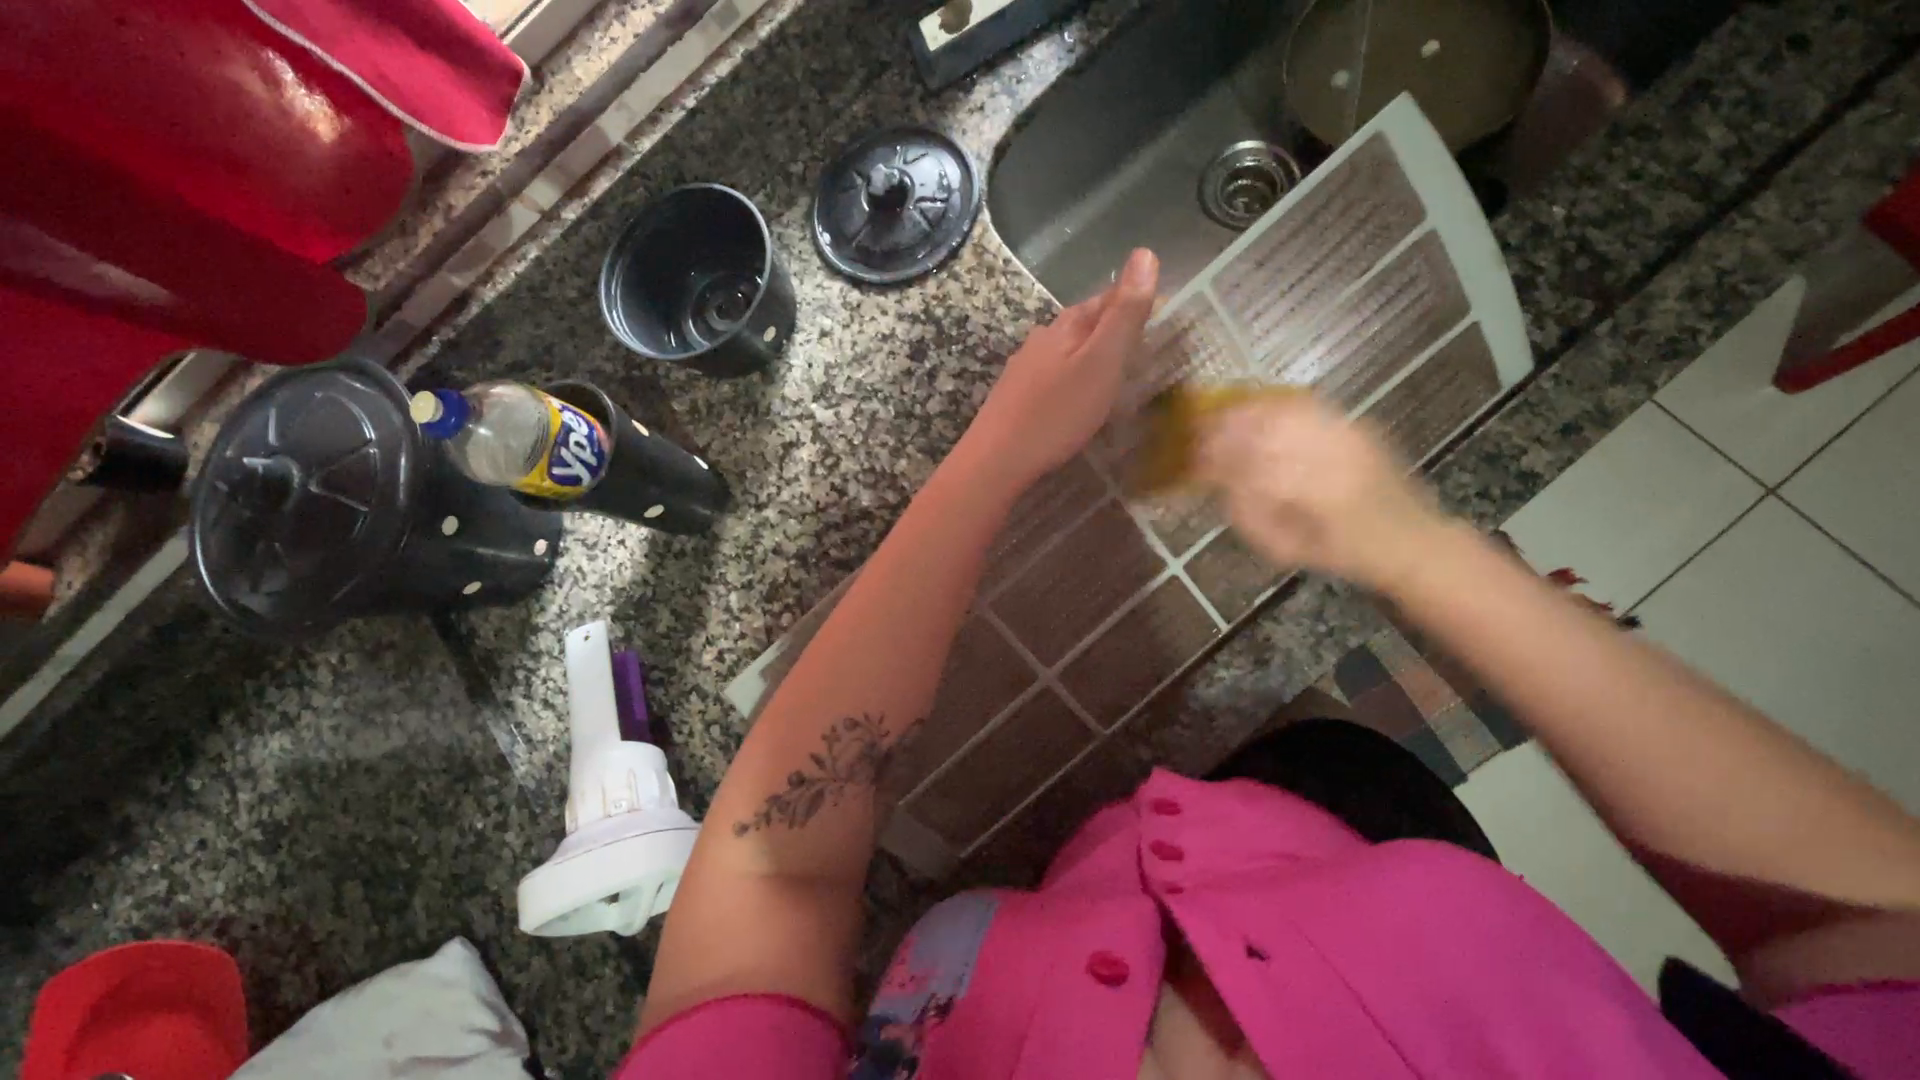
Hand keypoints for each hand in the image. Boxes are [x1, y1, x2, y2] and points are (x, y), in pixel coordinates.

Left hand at [960, 248, 1158, 492]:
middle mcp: (1042, 339)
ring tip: (1113, 374)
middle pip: (1085, 324)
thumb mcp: (1102, 362)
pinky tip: (1075, 399)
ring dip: (1090, 355)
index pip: (1107, 298)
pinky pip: (1052, 377)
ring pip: (1066, 351)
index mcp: (1066, 326)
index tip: (1161, 315)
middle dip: (1112, 329)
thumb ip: (1124, 314)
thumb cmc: (1056, 413)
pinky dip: (1071, 380)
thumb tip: (1145, 252)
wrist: (996, 460)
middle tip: (1143, 346)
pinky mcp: (1015, 396)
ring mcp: (1024, 368)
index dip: (1134, 301)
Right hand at [1197, 394, 1452, 592]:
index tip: (1191, 459)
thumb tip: (1217, 483)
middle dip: (1225, 429)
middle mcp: (1333, 456)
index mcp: (1314, 494)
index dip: (1215, 459)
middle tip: (1197, 433)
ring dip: (1247, 411)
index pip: (1251, 466)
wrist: (1412, 539)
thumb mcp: (1287, 550)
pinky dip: (1275, 404)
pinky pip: (1307, 405)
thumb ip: (1248, 516)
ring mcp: (1347, 434)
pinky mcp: (1355, 423)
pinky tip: (1256, 410)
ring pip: (1284, 410)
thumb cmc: (1344, 555)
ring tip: (1220, 417)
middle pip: (1265, 430)